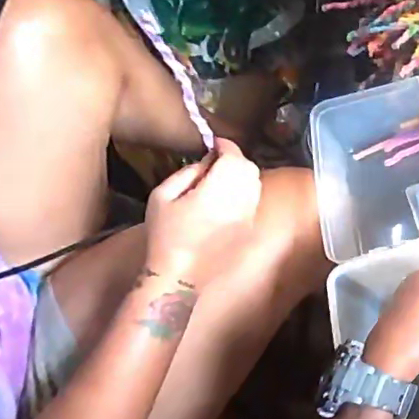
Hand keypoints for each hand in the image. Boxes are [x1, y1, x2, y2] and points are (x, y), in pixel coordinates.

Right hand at [144, 139, 262, 281]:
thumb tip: (207, 161)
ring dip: (243, 174)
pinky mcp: (251, 229)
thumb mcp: (163, 197)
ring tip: (221, 178)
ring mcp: (250, 217)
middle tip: (216, 160)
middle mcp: (240, 202)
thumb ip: (188, 173)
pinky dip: (245, 191)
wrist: (181, 276)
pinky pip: (254, 201)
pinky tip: (227, 198)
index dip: (226, 145)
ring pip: (256, 184)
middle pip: (249, 168)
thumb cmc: (165, 236)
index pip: (233, 157)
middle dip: (235, 158)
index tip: (215, 142)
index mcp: (217, 192)